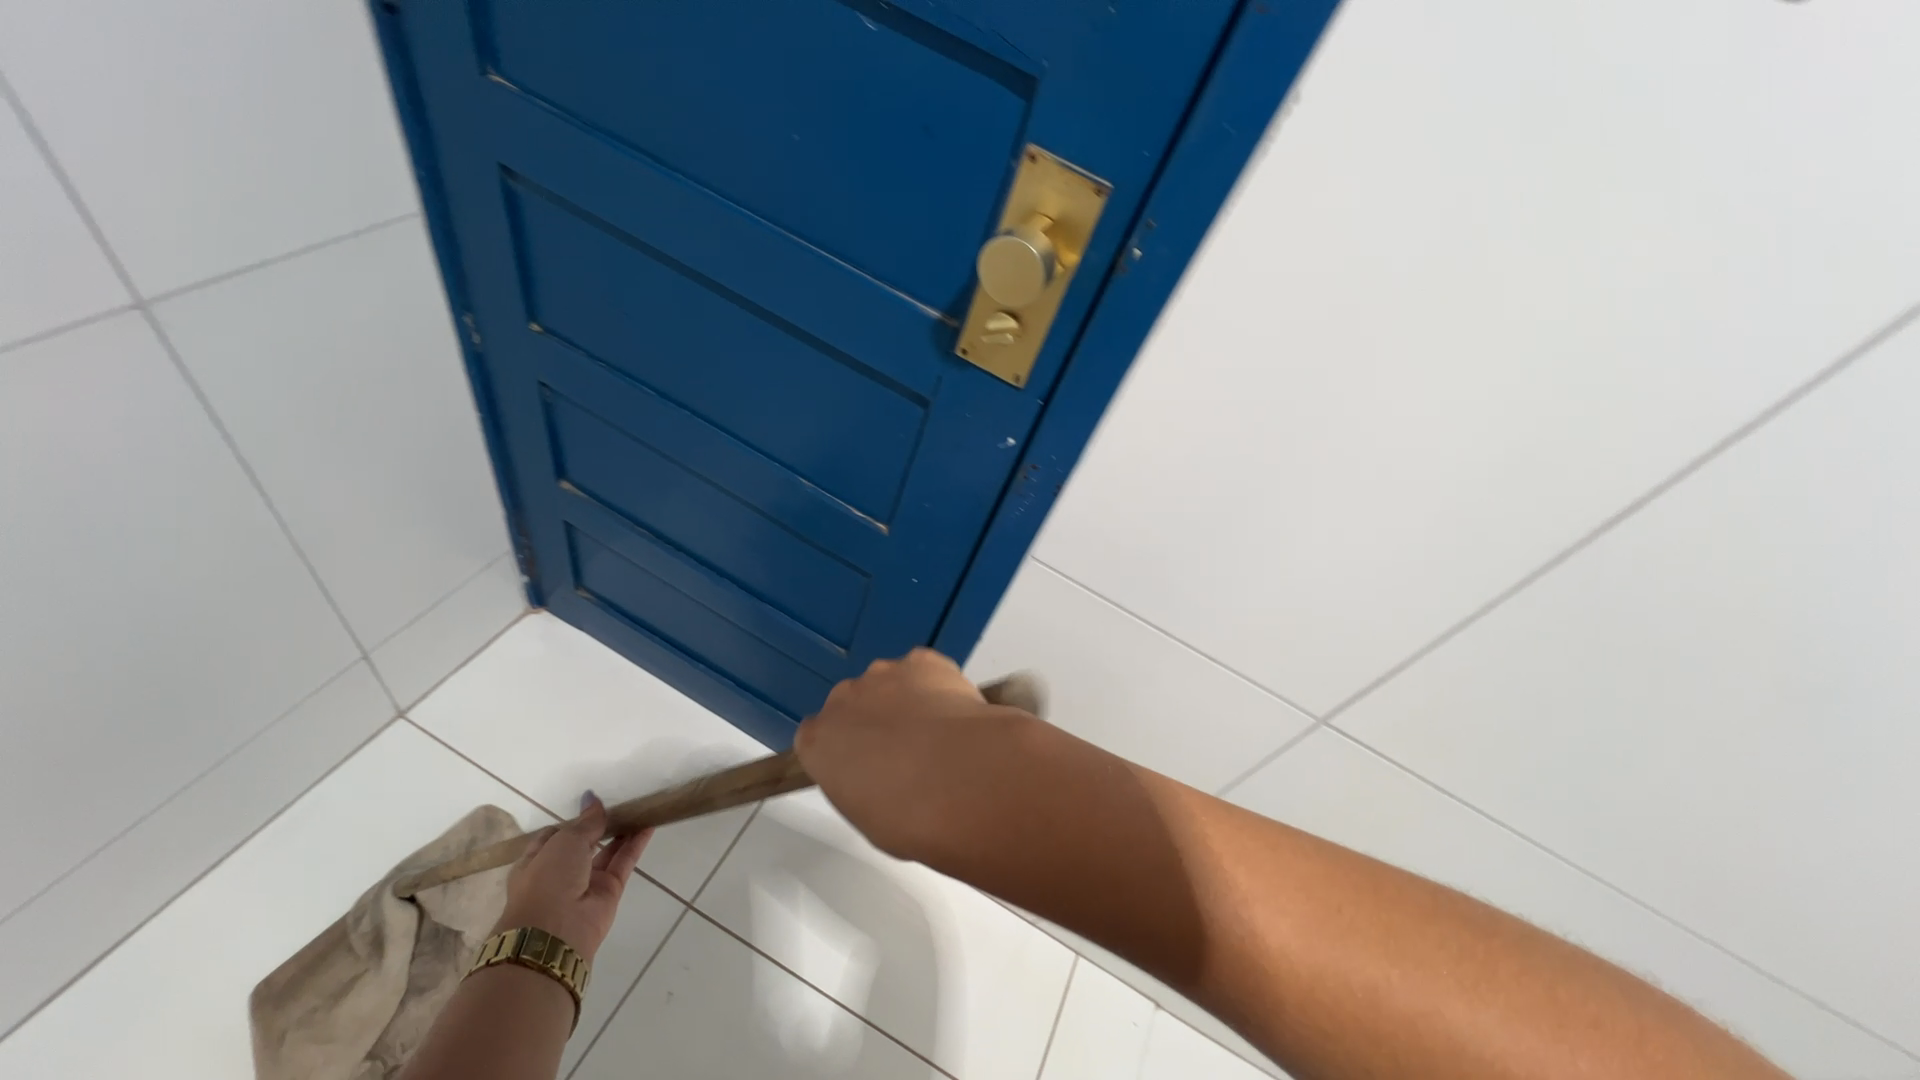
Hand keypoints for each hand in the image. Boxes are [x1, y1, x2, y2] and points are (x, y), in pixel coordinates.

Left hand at [492, 794, 650, 960]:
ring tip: (639, 810)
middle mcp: (560, 873)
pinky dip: (635, 844)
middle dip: (600, 826)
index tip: (592, 806)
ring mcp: (585, 883)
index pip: (555, 836)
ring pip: (606, 852)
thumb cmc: (547, 881)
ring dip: (621, 832)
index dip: (573, 821)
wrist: (555, 932)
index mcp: (536, 861)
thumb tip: (592, 798)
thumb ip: (586, 822)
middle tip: (620, 805)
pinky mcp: (609, 892)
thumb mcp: (564, 842)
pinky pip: (623, 863)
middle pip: (584, 844)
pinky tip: (648, 825)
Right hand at [796, 648, 1020, 858]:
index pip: (818, 739)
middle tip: (907, 754)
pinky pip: (925, 670)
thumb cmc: (907, 816)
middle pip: (853, 705)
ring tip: (939, 735)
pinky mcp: (922, 661)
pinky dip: (937, 685)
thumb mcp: (870, 820)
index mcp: (818, 742)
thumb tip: (882, 785)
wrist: (958, 778)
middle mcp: (843, 699)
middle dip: (875, 723)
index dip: (846, 751)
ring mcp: (883, 674)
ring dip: (906, 701)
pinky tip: (956, 712)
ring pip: (889, 684)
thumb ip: (863, 791)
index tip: (868, 769)